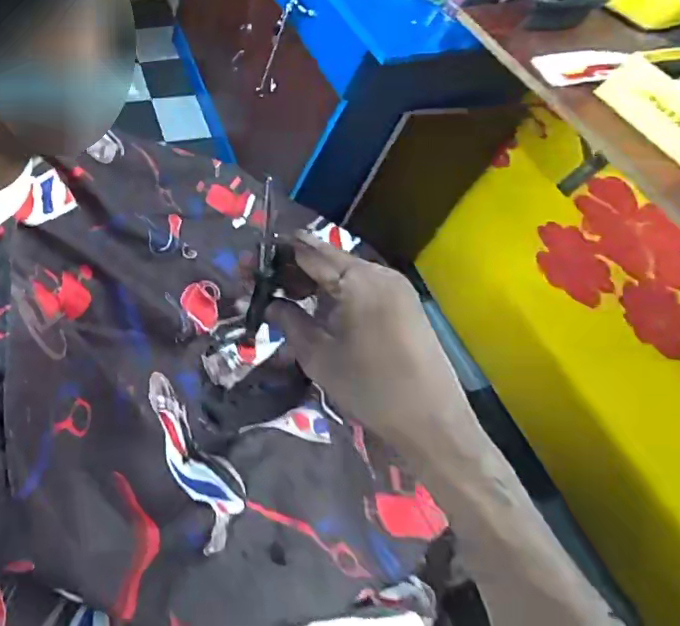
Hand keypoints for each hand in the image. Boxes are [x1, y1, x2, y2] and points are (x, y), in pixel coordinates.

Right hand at [265, 233, 482, 464]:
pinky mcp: (401, 306)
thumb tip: (260, 301)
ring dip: (305, 281)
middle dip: (284, 268)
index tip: (243, 269)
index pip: (303, 249)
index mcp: (358, 279)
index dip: (269, 256)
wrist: (436, 430)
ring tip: (277, 300)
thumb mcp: (316, 353)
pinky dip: (328, 292)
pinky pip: (354, 286)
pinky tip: (309, 310)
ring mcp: (394, 289)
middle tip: (254, 286)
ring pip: (336, 271)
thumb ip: (285, 317)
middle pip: (319, 256)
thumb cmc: (371, 388)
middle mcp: (378, 274)